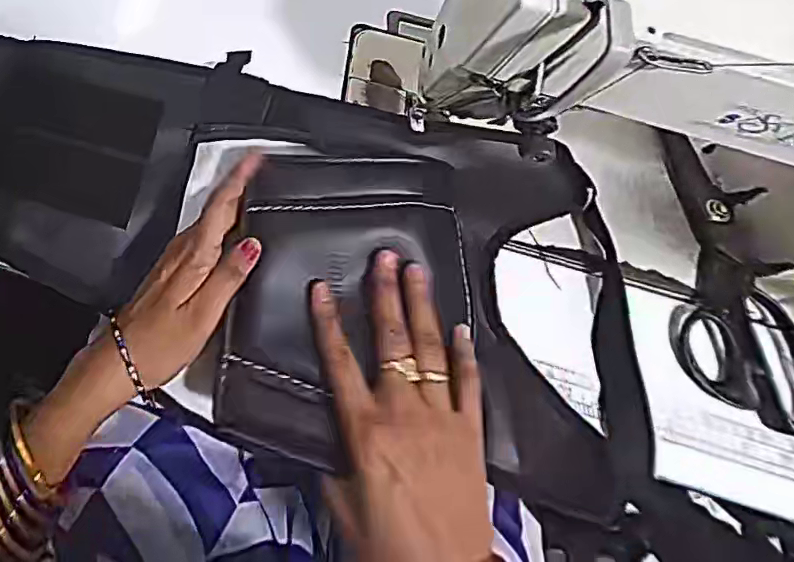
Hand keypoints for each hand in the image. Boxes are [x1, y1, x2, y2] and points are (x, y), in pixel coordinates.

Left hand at [109, 150, 264, 387]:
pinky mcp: (172, 269)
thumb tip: (253, 245)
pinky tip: (228, 228)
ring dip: (230, 201)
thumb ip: (230, 276)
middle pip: (216, 207)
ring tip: (250, 190)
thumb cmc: (158, 344)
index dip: (239, 179)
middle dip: (238, 183)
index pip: (221, 206)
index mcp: (194, 256)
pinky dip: (219, 221)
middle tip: (259, 167)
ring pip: (209, 219)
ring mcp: (175, 258)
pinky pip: (202, 233)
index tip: (254, 158)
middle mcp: (182, 250)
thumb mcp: (202, 315)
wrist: (118, 361)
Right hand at [312, 251, 492, 561]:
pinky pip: (469, 382)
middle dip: (385, 293)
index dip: (328, 322)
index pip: (339, 362)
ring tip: (417, 274)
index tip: (322, 290)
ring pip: (429, 348)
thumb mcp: (343, 507)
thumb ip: (333, 465)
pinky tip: (461, 327)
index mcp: (366, 430)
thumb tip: (326, 444)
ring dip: (421, 306)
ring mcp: (440, 418)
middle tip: (384, 260)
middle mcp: (403, 414)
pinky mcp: (470, 431)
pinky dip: (466, 353)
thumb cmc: (392, 549)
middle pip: (391, 340)